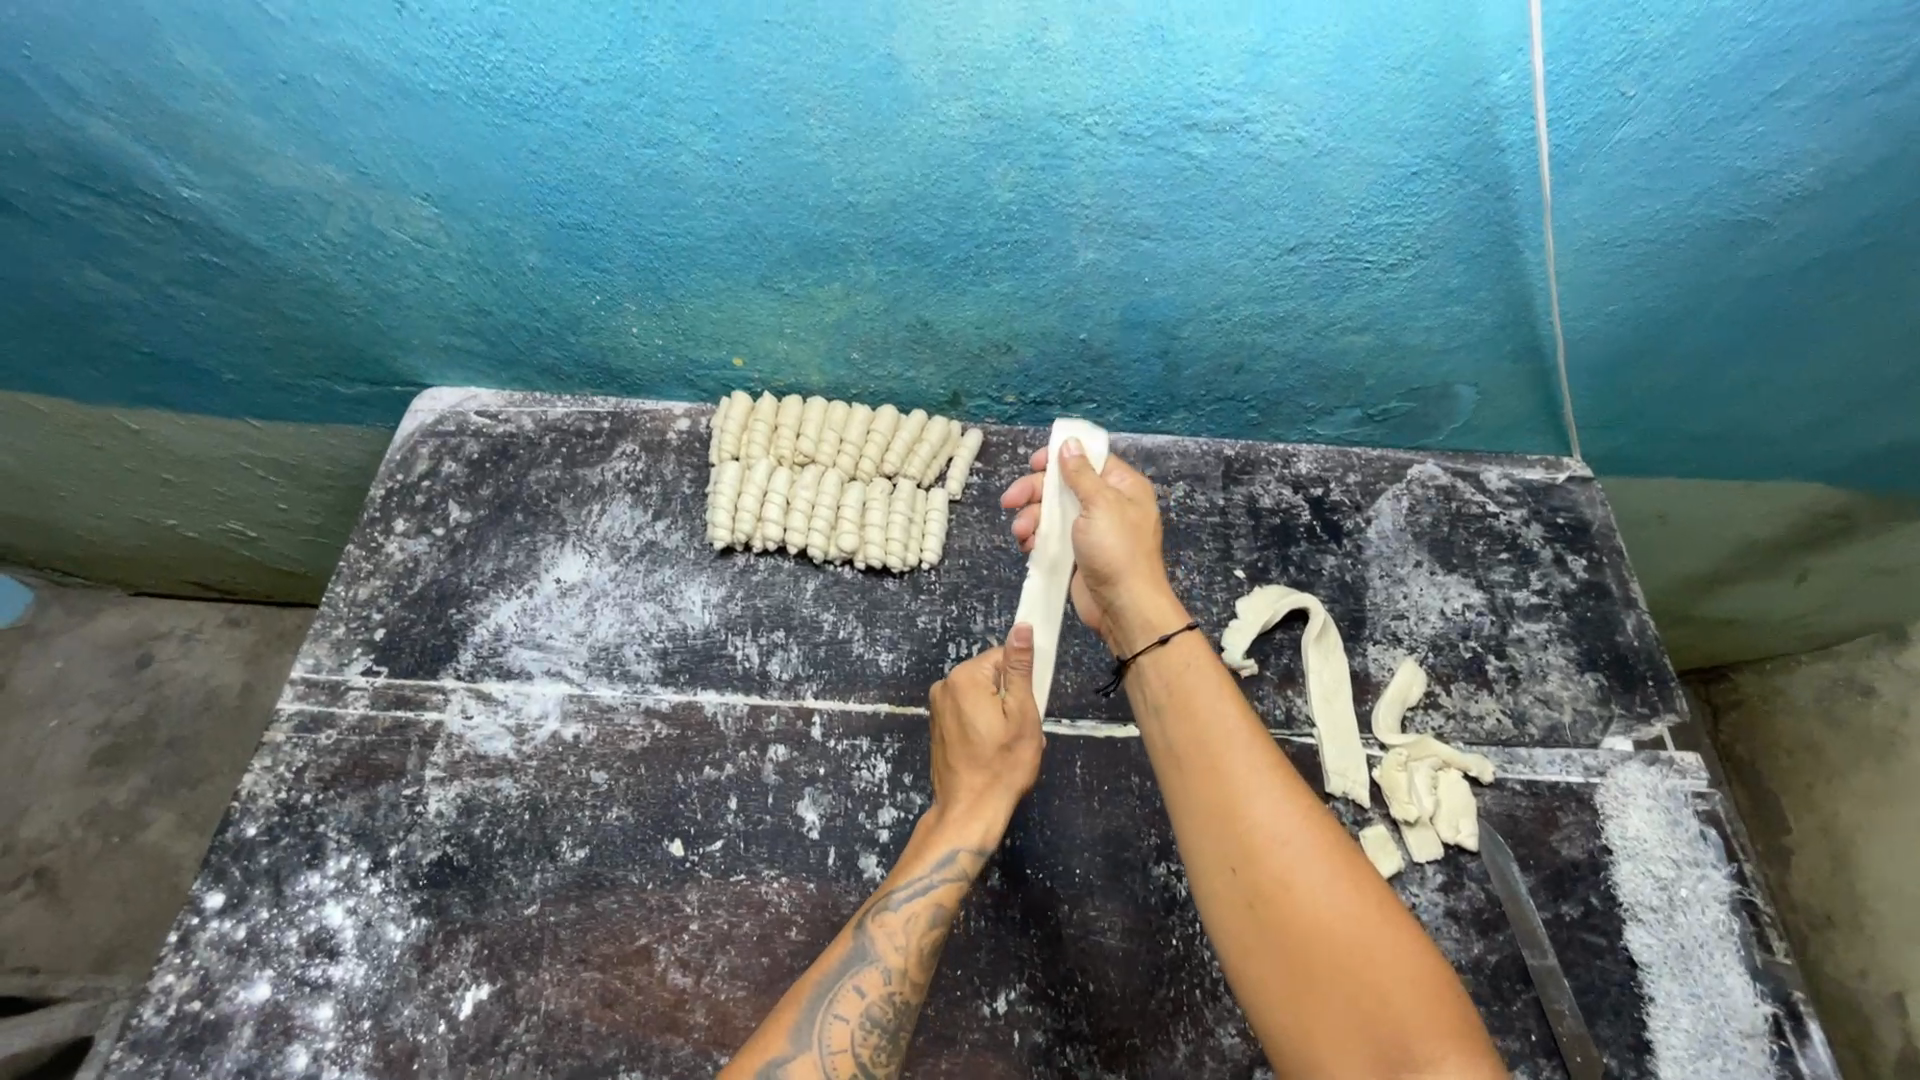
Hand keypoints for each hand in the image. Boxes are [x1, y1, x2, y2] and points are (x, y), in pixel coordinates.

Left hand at [925, 625, 1045, 830]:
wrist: (970, 810)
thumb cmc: (1003, 764)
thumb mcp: (1022, 713)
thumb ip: (1020, 668)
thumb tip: (1022, 627)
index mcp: (964, 676)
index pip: (1003, 657)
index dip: (1022, 680)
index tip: (1029, 707)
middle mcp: (944, 685)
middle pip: (990, 676)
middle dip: (1010, 698)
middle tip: (1021, 730)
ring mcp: (937, 707)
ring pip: (981, 696)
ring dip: (999, 714)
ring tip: (1008, 743)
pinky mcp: (937, 725)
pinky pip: (968, 712)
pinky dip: (983, 724)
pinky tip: (992, 749)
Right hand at [1000, 440, 1188, 654]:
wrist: (1123, 606)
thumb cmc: (1117, 550)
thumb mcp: (1100, 504)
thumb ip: (1080, 474)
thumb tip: (1070, 443)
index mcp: (1121, 487)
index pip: (1088, 460)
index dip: (1059, 458)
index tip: (1034, 462)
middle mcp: (1107, 504)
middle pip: (1063, 486)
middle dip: (1034, 493)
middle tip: (1009, 501)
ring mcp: (1090, 530)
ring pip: (1052, 513)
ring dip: (1031, 519)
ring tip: (1021, 533)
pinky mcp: (1076, 553)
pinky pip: (1051, 537)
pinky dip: (1037, 538)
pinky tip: (1027, 545)